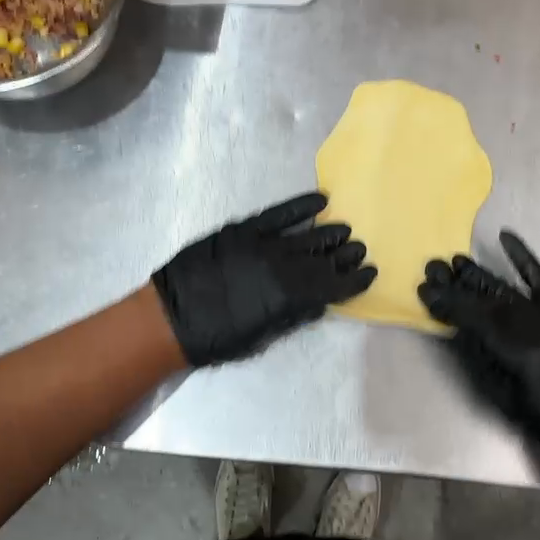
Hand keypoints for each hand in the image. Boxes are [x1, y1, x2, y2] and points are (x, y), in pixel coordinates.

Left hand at [152, 192, 375, 366]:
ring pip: (306, 236)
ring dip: (329, 234)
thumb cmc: (215, 337)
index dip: (353, 281)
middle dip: (345, 256)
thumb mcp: (260, 338)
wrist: (170, 319)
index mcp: (288, 298)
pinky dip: (299, 206)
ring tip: (346, 231)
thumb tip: (320, 305)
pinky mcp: (243, 229)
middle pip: (323, 259)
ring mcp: (263, 245)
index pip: (331, 286)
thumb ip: (292, 318)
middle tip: (362, 250)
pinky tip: (320, 201)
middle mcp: (282, 267)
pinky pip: (277, 214)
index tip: (369, 274)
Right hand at [418, 231, 539, 454]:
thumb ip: (481, 356)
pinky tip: (505, 237)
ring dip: (480, 274)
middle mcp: (530, 323)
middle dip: (457, 283)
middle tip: (433, 267)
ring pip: (507, 288)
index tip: (425, 290)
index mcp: (513, 348)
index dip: (446, 303)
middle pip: (485, 298)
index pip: (471, 317)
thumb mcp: (502, 393)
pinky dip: (523, 257)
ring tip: (456, 261)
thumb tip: (459, 327)